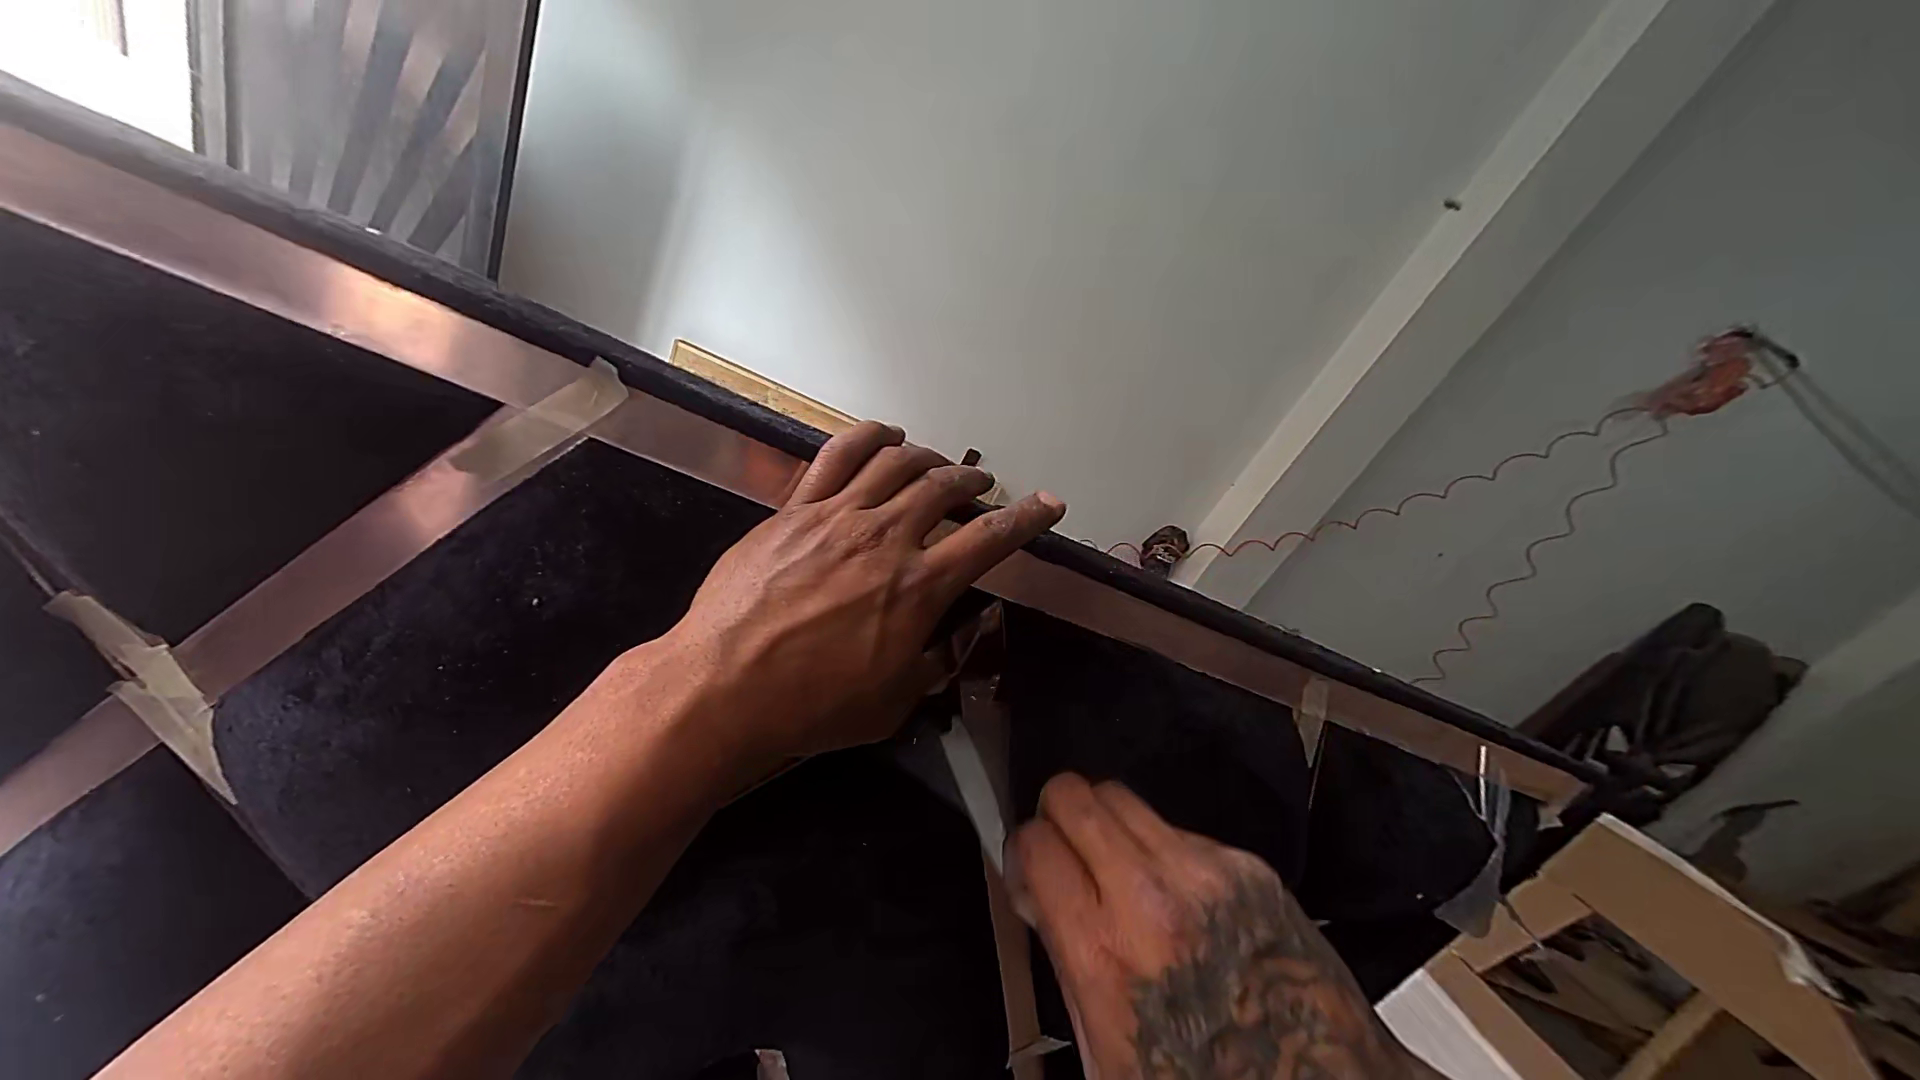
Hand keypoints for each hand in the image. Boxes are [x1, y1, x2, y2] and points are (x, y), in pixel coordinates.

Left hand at [657, 420, 1065, 761]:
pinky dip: (869, 436)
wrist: (722, 688)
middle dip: (973, 483)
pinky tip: (885, 434)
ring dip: (928, 457)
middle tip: (980, 488)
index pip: (991, 539)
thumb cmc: (812, 705)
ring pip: (896, 462)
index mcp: (919, 586)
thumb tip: (962, 633)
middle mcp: (886, 538)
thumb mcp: (894, 702)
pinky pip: (837, 455)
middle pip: (944, 489)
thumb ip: (937, 661)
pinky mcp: (795, 509)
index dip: (1028, 518)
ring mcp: (837, 516)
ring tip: (938, 464)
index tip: (1049, 503)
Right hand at [1007, 774, 1431, 1079]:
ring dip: (1104, 826)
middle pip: (1071, 792)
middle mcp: (1152, 896)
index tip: (1032, 879)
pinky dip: (1160, 851)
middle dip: (1055, 817)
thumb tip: (1041, 892)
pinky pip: (1174, 827)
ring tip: (1119, 875)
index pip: (1033, 841)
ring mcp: (1205, 871)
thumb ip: (1063, 957)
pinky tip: (1179, 900)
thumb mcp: (1101, 1055)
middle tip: (1066, 858)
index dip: (1022, 857)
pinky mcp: (1247, 864)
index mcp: (1105, 952)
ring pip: (1118, 794)